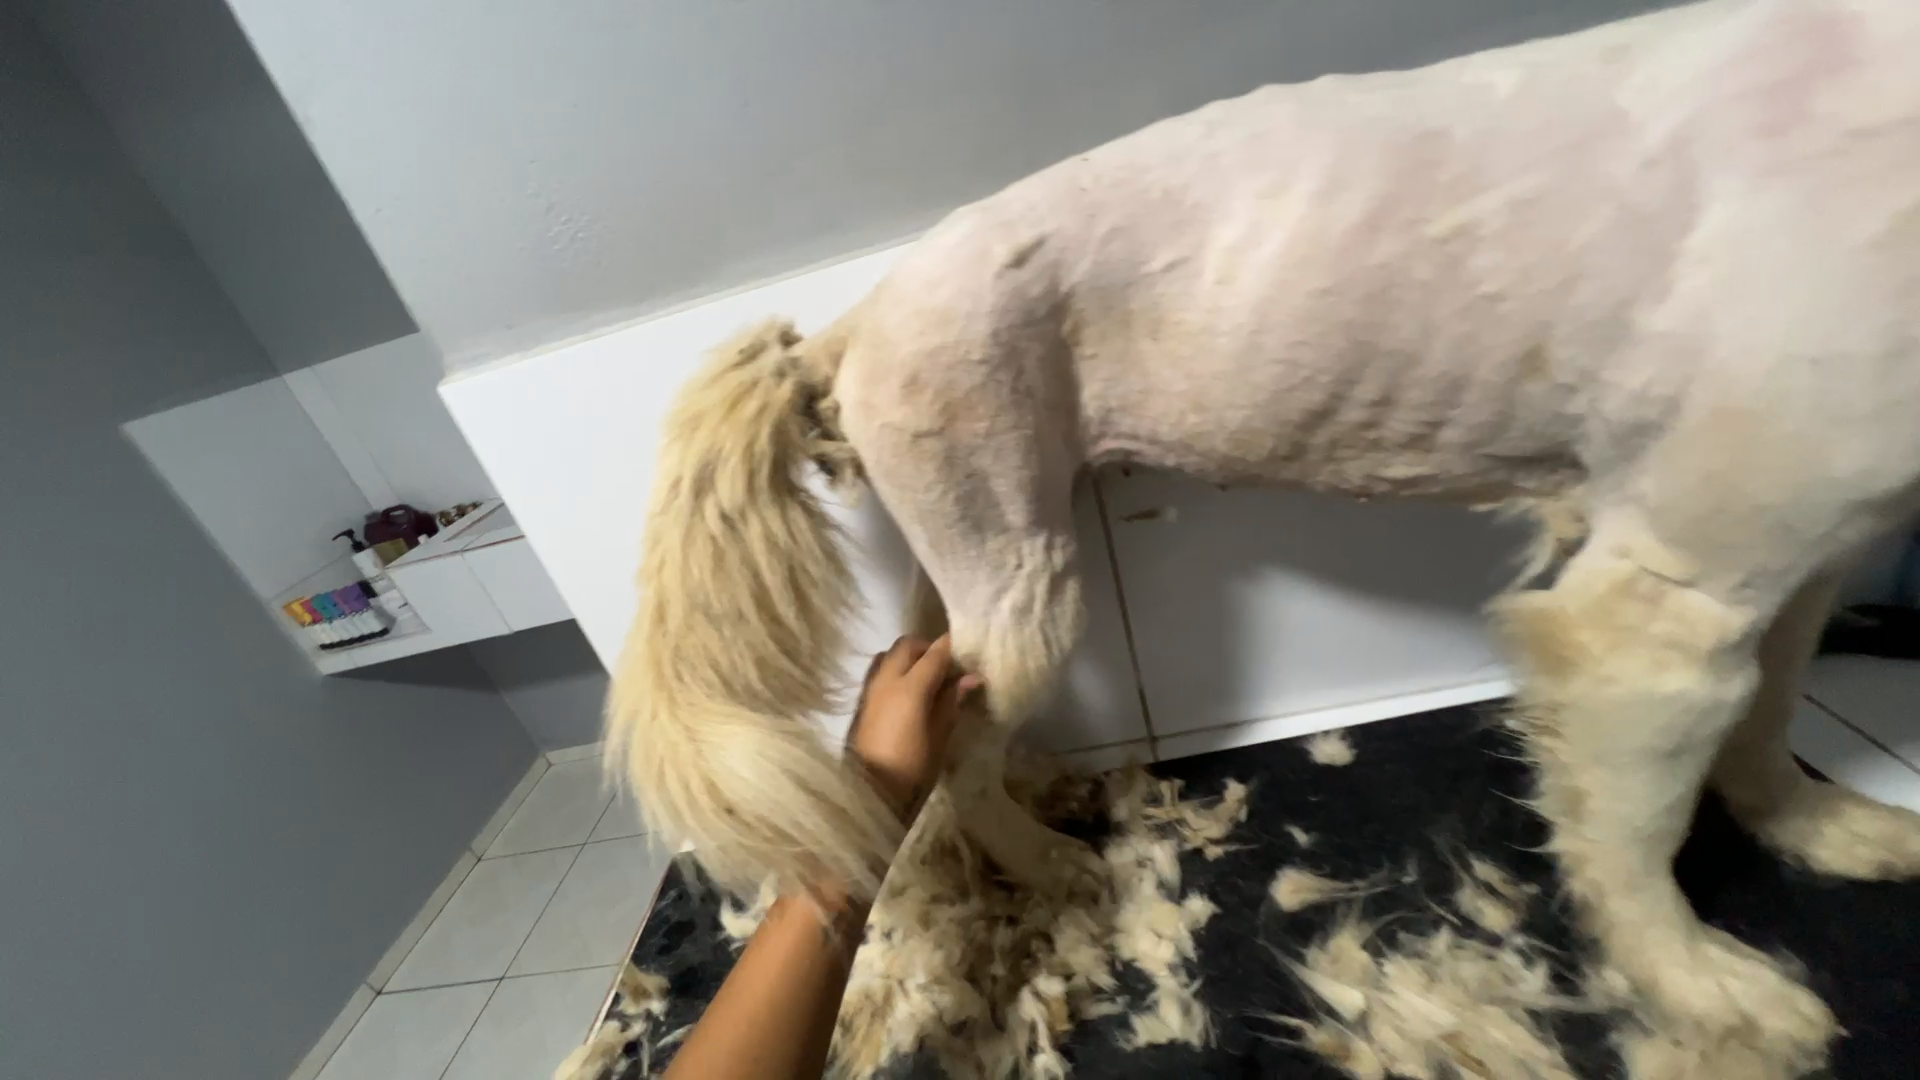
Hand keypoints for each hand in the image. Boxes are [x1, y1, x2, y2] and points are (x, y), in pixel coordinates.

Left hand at [845, 635, 981, 825]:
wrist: (869, 794)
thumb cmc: (911, 770)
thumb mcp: (940, 737)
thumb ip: (952, 701)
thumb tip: (971, 677)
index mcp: (910, 687)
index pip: (936, 652)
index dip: (954, 647)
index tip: (969, 653)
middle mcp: (887, 679)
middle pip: (909, 645)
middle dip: (929, 648)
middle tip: (948, 668)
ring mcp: (870, 687)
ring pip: (891, 653)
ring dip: (910, 657)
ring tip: (927, 679)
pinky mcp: (861, 699)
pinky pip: (879, 669)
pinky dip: (894, 668)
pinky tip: (906, 691)